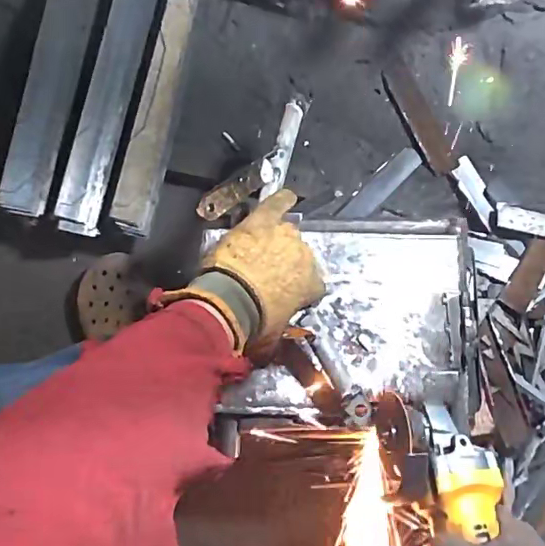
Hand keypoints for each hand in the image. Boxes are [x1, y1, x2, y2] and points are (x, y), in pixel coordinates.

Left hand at [205, 189, 325, 341]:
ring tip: (263, 246)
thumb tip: (270, 349)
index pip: (312, 284)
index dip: (297, 289)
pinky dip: (281, 200)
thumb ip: (278, 335)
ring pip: (286, 232)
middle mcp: (304, 255)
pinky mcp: (262, 221)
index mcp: (312, 283)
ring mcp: (283, 235)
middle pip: (297, 255)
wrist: (231, 302)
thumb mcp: (273, 339)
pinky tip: (286, 196)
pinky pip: (276, 205)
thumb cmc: (255, 323)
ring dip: (276, 240)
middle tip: (265, 275)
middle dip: (284, 265)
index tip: (283, 295)